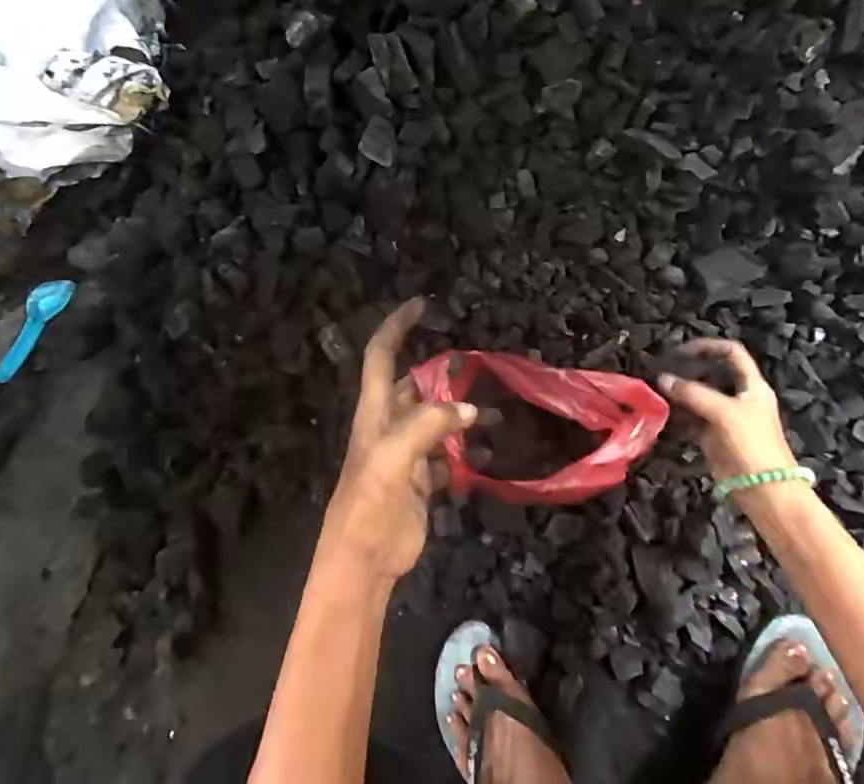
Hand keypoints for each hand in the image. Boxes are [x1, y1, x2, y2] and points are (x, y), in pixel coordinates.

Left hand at [320, 299, 479, 581]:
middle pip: (416, 385)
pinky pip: (446, 455)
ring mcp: (405, 452)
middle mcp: (389, 424)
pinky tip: (490, 452)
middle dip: (444, 372)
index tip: (421, 305)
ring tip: (499, 413)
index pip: (381, 355)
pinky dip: (466, 450)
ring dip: (463, 414)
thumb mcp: (392, 459)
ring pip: (436, 420)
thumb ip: (427, 426)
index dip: (397, 326)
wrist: (364, 558)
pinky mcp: (419, 479)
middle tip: (482, 366)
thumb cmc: (369, 504)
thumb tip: (469, 410)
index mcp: (375, 410)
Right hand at [655, 339, 793, 481]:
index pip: (731, 353)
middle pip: (709, 374)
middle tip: (659, 370)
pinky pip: (689, 419)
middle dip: (685, 371)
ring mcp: (723, 417)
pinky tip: (658, 413)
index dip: (708, 346)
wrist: (763, 489)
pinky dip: (675, 416)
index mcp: (751, 387)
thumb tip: (662, 378)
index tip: (681, 351)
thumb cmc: (752, 444)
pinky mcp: (711, 435)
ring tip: (653, 390)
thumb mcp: (724, 412)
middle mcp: (737, 398)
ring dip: (676, 394)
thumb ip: (692, 393)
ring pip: (696, 397)